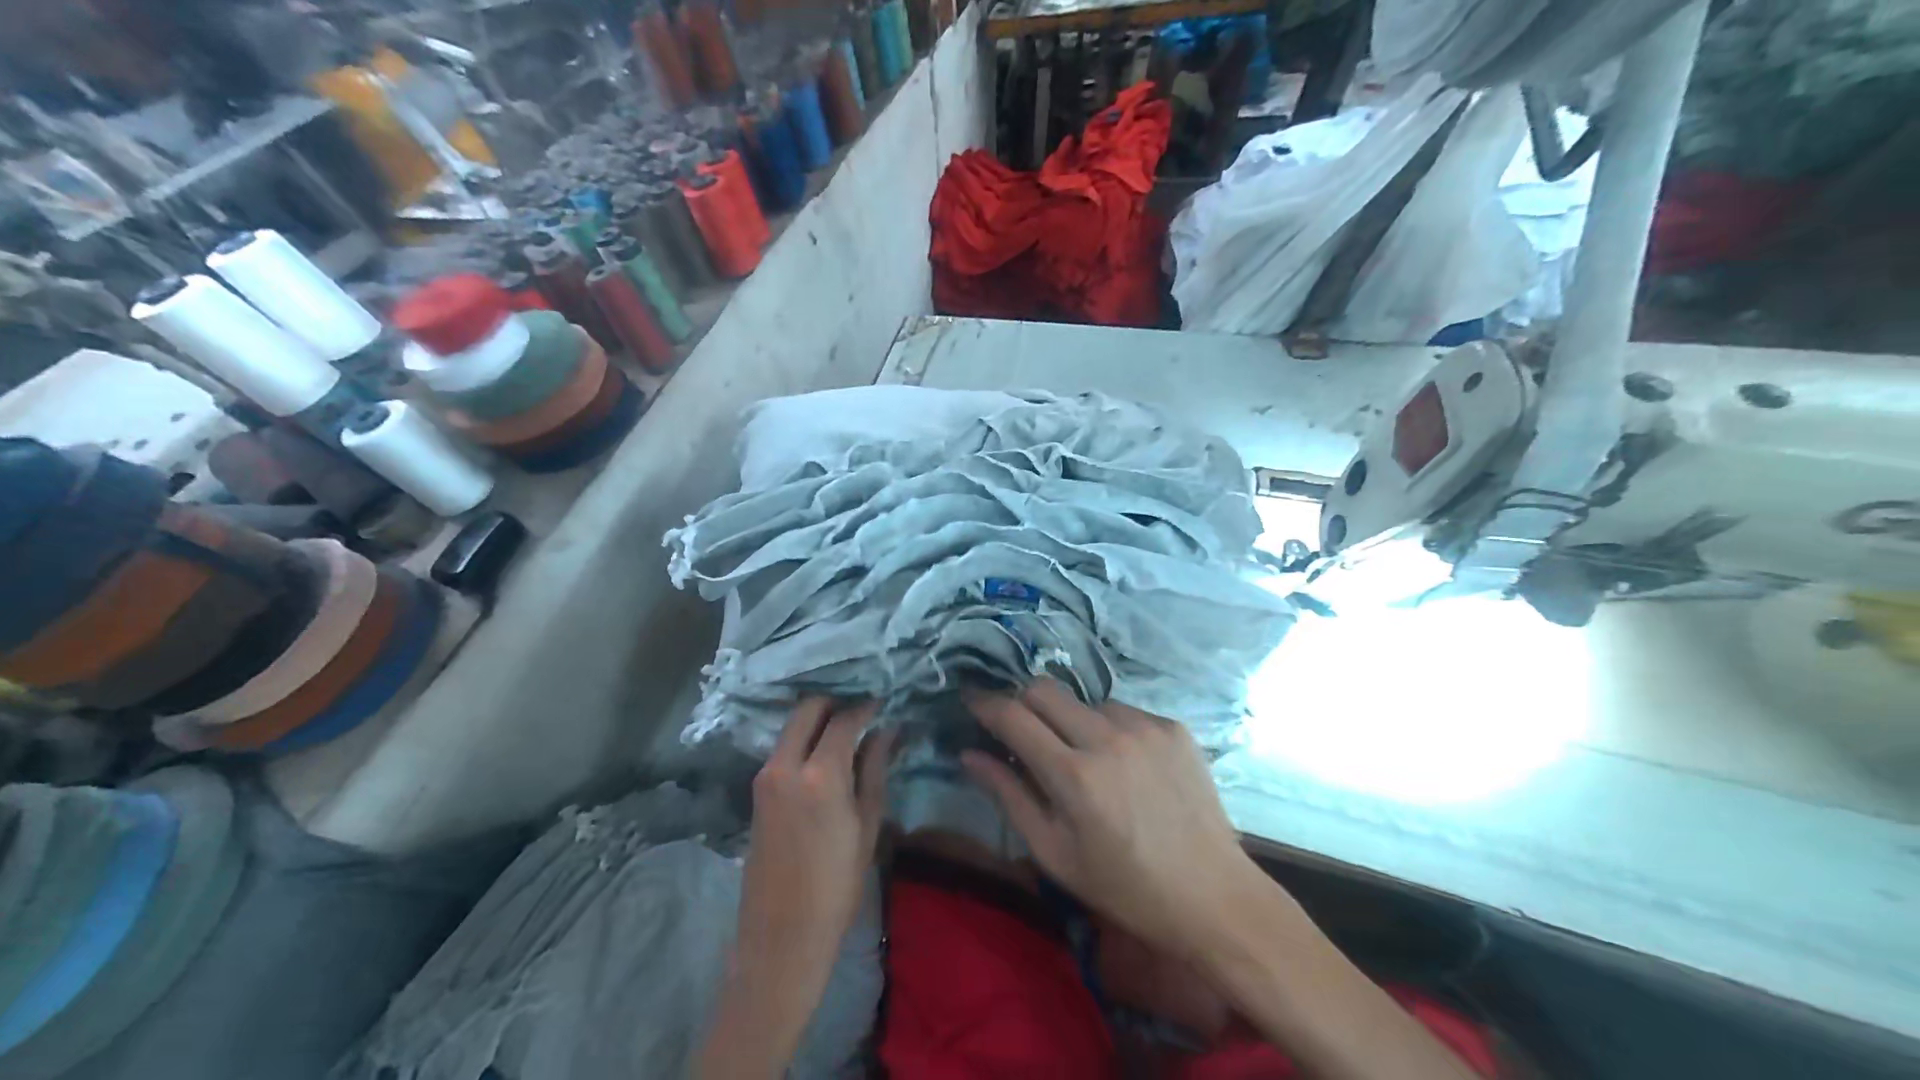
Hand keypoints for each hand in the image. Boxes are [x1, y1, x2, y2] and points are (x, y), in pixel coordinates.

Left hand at [702, 700, 893, 1079]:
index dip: (866, 706)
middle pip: (807, 709)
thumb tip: (887, 730)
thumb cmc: (837, 885)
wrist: (782, 935)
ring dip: (817, 720)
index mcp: (820, 773)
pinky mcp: (756, 791)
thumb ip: (875, 769)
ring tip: (848, 732)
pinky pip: (782, 749)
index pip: (844, 719)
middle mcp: (785, 764)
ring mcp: (765, 777)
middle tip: (861, 711)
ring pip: (792, 727)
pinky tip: (825, 754)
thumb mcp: (868, 825)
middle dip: (834, 703)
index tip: (883, 702)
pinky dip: (804, 740)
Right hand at [961, 678, 1276, 960]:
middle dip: (1022, 701)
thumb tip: (968, 754)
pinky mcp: (1173, 727)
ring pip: (1085, 701)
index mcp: (1073, 775)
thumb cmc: (1123, 887)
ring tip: (1082, 757)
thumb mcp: (1054, 853)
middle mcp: (1108, 737)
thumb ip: (1009, 796)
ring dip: (1070, 719)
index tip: (971, 700)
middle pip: (1045, 689)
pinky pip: (1124, 711)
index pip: (1013, 716)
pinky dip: (1109, 729)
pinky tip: (1122, 764)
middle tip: (1021, 729)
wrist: (1212, 896)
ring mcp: (1145, 727)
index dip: (985, 703)